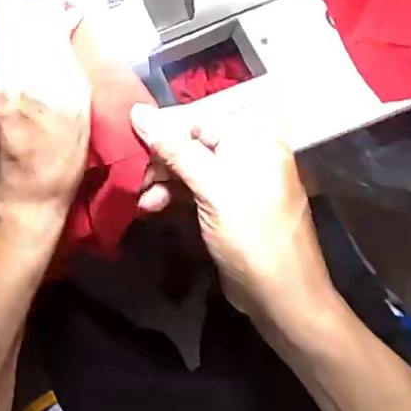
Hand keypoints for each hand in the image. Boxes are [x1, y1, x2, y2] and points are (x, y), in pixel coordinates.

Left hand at [0, 0, 92, 228]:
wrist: (17, 191)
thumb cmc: (60, 150)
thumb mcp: (79, 100)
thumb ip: (67, 50)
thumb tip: (67, 11)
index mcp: (28, 78)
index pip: (28, 10)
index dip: (49, 7)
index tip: (63, 16)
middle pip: (2, 7)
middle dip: (28, 10)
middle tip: (45, 27)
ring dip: (9, 23)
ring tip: (27, 42)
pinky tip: (10, 59)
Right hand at [129, 104, 337, 328]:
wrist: (283, 298)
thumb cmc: (251, 235)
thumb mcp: (212, 187)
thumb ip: (174, 148)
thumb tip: (138, 111)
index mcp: (253, 136)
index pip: (197, 118)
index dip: (160, 129)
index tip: (126, 141)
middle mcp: (248, 150)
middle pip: (192, 142)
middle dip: (159, 159)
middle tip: (131, 177)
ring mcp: (239, 178)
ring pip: (190, 166)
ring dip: (162, 180)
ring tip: (136, 197)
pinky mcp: (228, 204)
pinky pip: (196, 188)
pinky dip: (173, 195)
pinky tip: (150, 206)